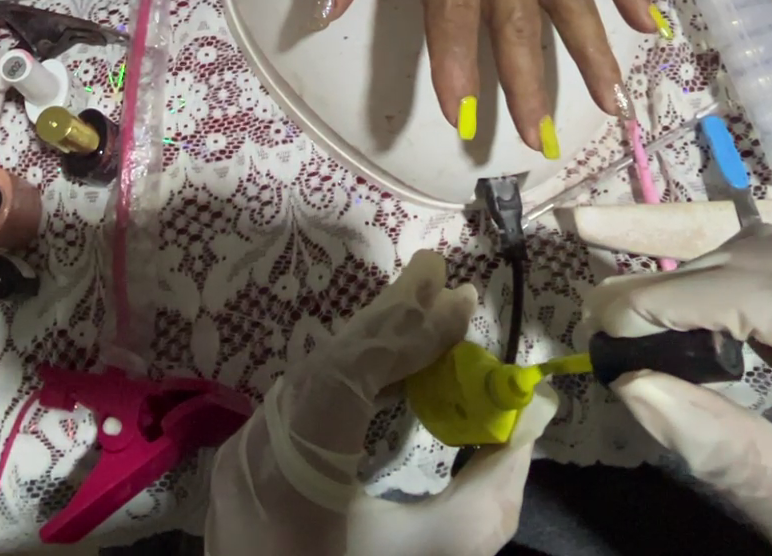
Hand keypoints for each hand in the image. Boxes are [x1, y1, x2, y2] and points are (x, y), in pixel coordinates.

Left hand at [207, 251, 553, 555]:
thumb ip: (488, 494)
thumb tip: (531, 420)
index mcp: (291, 474)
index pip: (347, 374)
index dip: (406, 332)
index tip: (461, 301)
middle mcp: (254, 448)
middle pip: (327, 361)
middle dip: (389, 317)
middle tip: (439, 276)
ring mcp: (240, 452)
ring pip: (310, 374)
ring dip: (367, 339)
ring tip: (419, 300)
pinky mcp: (244, 460)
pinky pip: (298, 398)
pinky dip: (342, 371)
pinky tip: (379, 353)